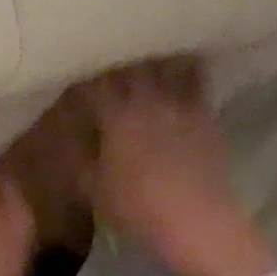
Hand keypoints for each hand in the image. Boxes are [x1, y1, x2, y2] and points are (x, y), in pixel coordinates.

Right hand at [81, 59, 276, 275]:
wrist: (196, 222)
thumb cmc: (137, 209)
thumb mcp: (93, 191)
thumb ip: (79, 160)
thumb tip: (70, 141)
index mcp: (116, 116)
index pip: (94, 83)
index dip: (83, 76)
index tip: (75, 74)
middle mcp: (148, 100)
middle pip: (131, 64)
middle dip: (117, 59)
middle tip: (108, 57)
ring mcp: (181, 104)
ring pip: (166, 64)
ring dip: (153, 57)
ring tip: (145, 53)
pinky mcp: (206, 115)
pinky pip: (196, 80)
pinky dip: (186, 69)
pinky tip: (180, 68)